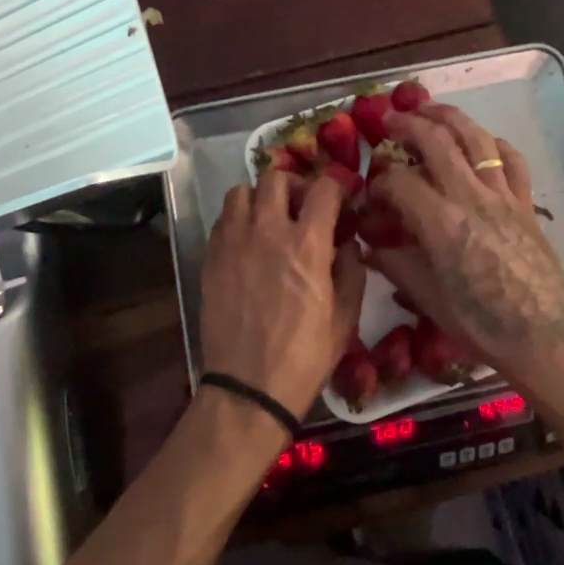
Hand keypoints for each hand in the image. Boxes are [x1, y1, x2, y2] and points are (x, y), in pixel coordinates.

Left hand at [200, 170, 367, 418]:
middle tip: (303, 205)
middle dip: (295, 184)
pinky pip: (222, 219)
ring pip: (241, 191)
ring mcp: (234, 242)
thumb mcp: (346, 317)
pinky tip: (248, 241)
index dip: (337, 184)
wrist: (249, 387)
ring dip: (259, 197)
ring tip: (269, 218)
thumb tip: (348, 243)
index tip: (342, 196)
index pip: (324, 188)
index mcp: (307, 244)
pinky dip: (238, 218)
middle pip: (276, 178)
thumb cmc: (305, 356)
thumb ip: (351, 270)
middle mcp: (268, 231)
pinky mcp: (211, 257)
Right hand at [369, 103, 563, 385]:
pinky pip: (512, 160)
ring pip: (476, 139)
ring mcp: (503, 196)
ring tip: (430, 110)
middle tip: (389, 119)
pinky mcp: (525, 204)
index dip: (378, 183)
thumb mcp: (429, 299)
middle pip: (436, 142)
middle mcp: (471, 198)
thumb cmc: (482, 325)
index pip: (399, 182)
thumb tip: (370, 244)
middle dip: (408, 125)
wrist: (544, 338)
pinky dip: (494, 143)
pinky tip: (482, 141)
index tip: (370, 195)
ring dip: (449, 117)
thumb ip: (397, 264)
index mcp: (441, 223)